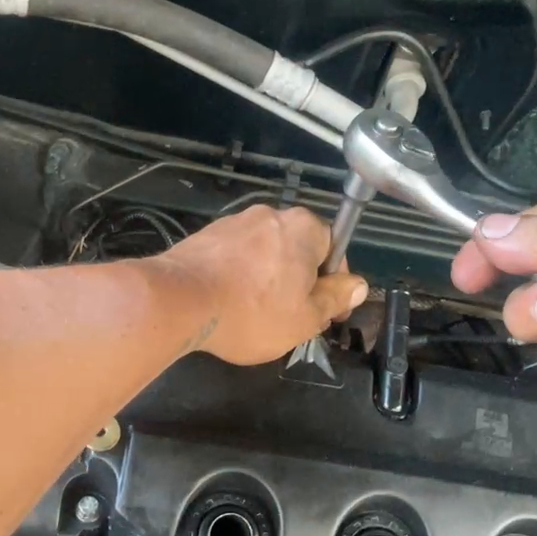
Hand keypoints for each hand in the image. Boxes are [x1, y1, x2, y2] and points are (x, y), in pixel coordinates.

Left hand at [159, 205, 369, 365]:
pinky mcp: (205, 237)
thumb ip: (335, 299)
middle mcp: (270, 215)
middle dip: (298, 283)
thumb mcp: (305, 318)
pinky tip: (228, 306)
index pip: (335, 249)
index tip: (327, 315)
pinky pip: (234, 259)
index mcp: (303, 227)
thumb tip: (359, 286)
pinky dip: (237, 279)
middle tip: (290, 320)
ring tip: (254, 316)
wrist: (178, 301)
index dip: (335, 286)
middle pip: (297, 251)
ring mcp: (234, 223)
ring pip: (264, 255)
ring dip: (267, 281)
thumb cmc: (252, 313)